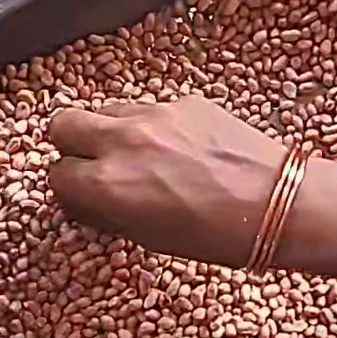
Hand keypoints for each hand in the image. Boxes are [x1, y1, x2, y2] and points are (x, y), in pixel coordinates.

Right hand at [48, 94, 336, 294]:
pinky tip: (176, 145)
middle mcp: (122, 140)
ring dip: (108, 130)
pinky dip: (148, 124)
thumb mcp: (150, 238)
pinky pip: (148, 107)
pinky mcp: (184, 99)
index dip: (67, 187)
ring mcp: (153, 113)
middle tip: (91, 162)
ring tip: (136, 153)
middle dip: (70, 144)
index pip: (57, 174)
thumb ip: (108, 213)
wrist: (280, 204)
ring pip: (105, 109)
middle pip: (63, 123)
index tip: (81, 194)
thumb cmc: (216, 237)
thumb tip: (85, 200)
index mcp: (108, 183)